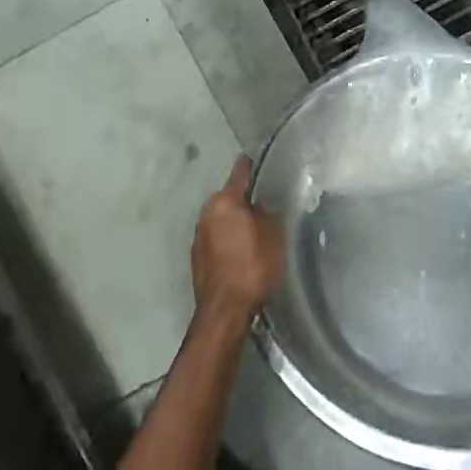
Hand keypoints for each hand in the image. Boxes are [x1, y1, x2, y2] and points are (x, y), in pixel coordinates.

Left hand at [191, 157, 284, 322]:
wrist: (224, 311)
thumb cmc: (253, 267)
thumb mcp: (273, 237)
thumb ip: (267, 215)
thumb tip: (259, 205)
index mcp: (225, 202)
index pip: (239, 175)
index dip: (247, 167)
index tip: (251, 158)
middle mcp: (207, 213)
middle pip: (228, 199)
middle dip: (242, 201)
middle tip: (262, 206)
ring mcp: (199, 236)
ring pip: (221, 220)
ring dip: (233, 222)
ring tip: (253, 231)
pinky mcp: (197, 257)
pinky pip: (216, 238)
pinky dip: (227, 239)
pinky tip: (240, 251)